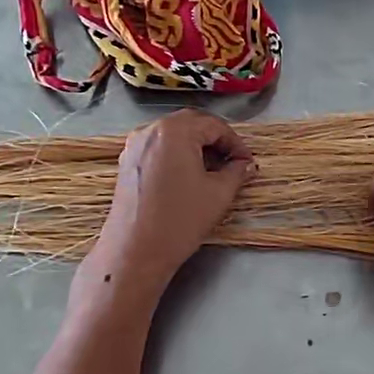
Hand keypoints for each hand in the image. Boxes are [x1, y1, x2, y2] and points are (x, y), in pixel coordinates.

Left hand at [89, 109, 254, 294]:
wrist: (135, 250)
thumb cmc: (179, 220)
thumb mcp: (218, 194)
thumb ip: (236, 172)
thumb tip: (245, 164)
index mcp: (174, 131)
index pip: (213, 125)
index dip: (235, 142)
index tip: (247, 161)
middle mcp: (150, 130)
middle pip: (190, 124)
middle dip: (215, 140)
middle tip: (233, 162)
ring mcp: (134, 146)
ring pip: (172, 135)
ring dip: (195, 146)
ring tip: (213, 171)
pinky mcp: (126, 163)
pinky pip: (157, 148)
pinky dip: (175, 154)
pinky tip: (187, 176)